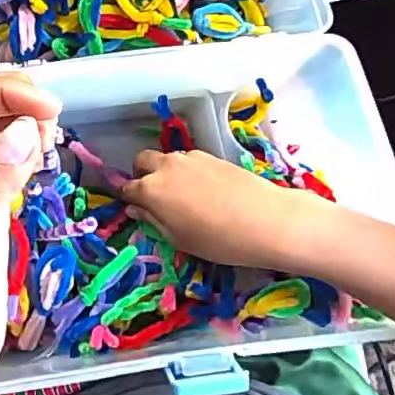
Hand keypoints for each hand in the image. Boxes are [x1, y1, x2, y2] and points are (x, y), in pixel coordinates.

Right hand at [118, 150, 338, 271]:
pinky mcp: (212, 155)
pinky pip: (188, 160)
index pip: (127, 187)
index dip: (126, 198)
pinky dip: (185, 171)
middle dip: (141, 174)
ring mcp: (191, 157)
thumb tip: (137, 209)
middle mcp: (167, 166)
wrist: (267, 220)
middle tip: (153, 196)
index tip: (132, 207)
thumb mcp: (179, 239)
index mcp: (151, 189)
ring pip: (167, 158)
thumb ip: (153, 220)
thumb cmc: (218, 239)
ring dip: (165, 172)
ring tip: (182, 196)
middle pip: (142, 160)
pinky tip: (203, 191)